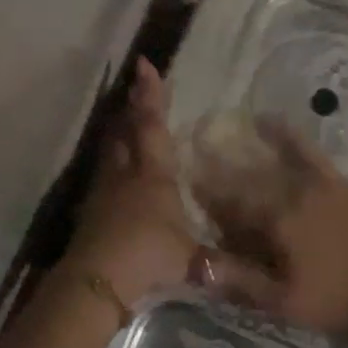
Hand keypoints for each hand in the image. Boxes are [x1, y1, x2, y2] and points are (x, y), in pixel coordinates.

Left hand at [64, 58, 196, 308]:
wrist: (97, 281)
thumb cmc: (149, 257)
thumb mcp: (192, 261)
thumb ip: (221, 264)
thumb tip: (257, 278)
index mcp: (153, 176)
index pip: (152, 126)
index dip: (151, 96)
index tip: (145, 66)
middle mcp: (125, 175)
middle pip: (125, 131)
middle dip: (131, 109)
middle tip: (135, 90)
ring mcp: (103, 193)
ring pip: (110, 151)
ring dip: (118, 134)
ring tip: (125, 123)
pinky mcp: (90, 213)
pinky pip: (103, 177)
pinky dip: (111, 165)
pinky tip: (115, 175)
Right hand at [189, 114, 347, 333]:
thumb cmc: (338, 297)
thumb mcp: (285, 302)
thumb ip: (240, 281)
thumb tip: (195, 264)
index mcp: (276, 219)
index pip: (228, 199)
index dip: (204, 192)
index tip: (183, 184)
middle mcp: (292, 190)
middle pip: (245, 175)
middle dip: (217, 169)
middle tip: (194, 159)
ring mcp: (317, 180)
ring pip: (270, 160)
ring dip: (242, 149)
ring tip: (217, 137)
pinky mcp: (337, 179)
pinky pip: (306, 148)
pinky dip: (285, 134)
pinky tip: (269, 121)